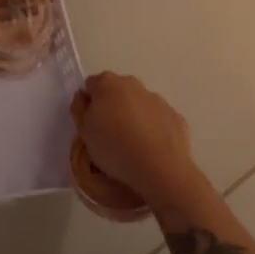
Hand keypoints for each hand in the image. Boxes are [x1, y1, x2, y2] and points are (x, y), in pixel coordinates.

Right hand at [70, 72, 202, 207]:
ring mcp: (156, 99)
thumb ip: (79, 109)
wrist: (161, 170)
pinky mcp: (175, 116)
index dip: (89, 104)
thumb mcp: (84, 132)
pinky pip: (158, 119)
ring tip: (133, 145)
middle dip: (112, 106)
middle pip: (116, 91)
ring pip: (139, 104)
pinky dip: (154, 129)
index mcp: (106, 83)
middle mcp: (132, 84)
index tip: (91, 124)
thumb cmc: (115, 148)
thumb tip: (83, 97)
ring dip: (134, 117)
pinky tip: (152, 150)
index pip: (91, 86)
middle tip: (110, 134)